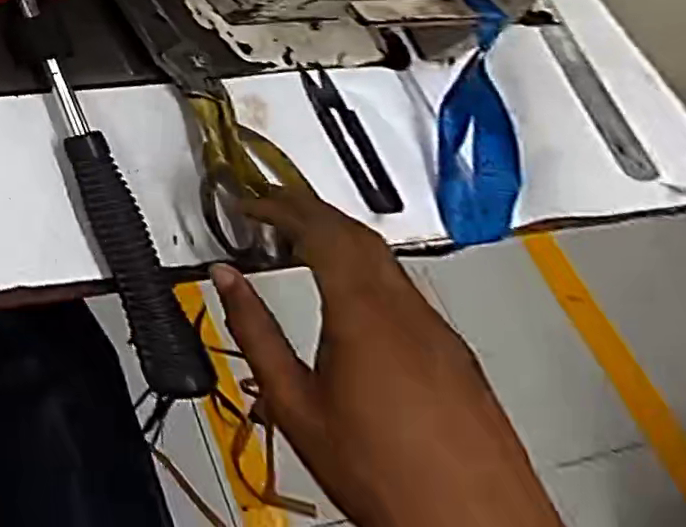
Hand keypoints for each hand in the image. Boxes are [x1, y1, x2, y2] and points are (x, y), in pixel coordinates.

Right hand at [210, 187, 561, 526]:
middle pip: (358, 235)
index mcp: (365, 318)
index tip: (253, 202)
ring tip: (298, 241)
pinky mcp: (459, 359)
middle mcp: (410, 317)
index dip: (282, 206)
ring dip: (337, 237)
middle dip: (309, 209)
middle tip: (270, 205)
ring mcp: (441, 337)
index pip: (323, 231)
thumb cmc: (389, 481)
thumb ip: (255, 331)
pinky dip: (365, 268)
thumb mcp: (294, 403)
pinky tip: (345, 290)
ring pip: (385, 259)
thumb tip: (226, 280)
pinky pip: (405, 289)